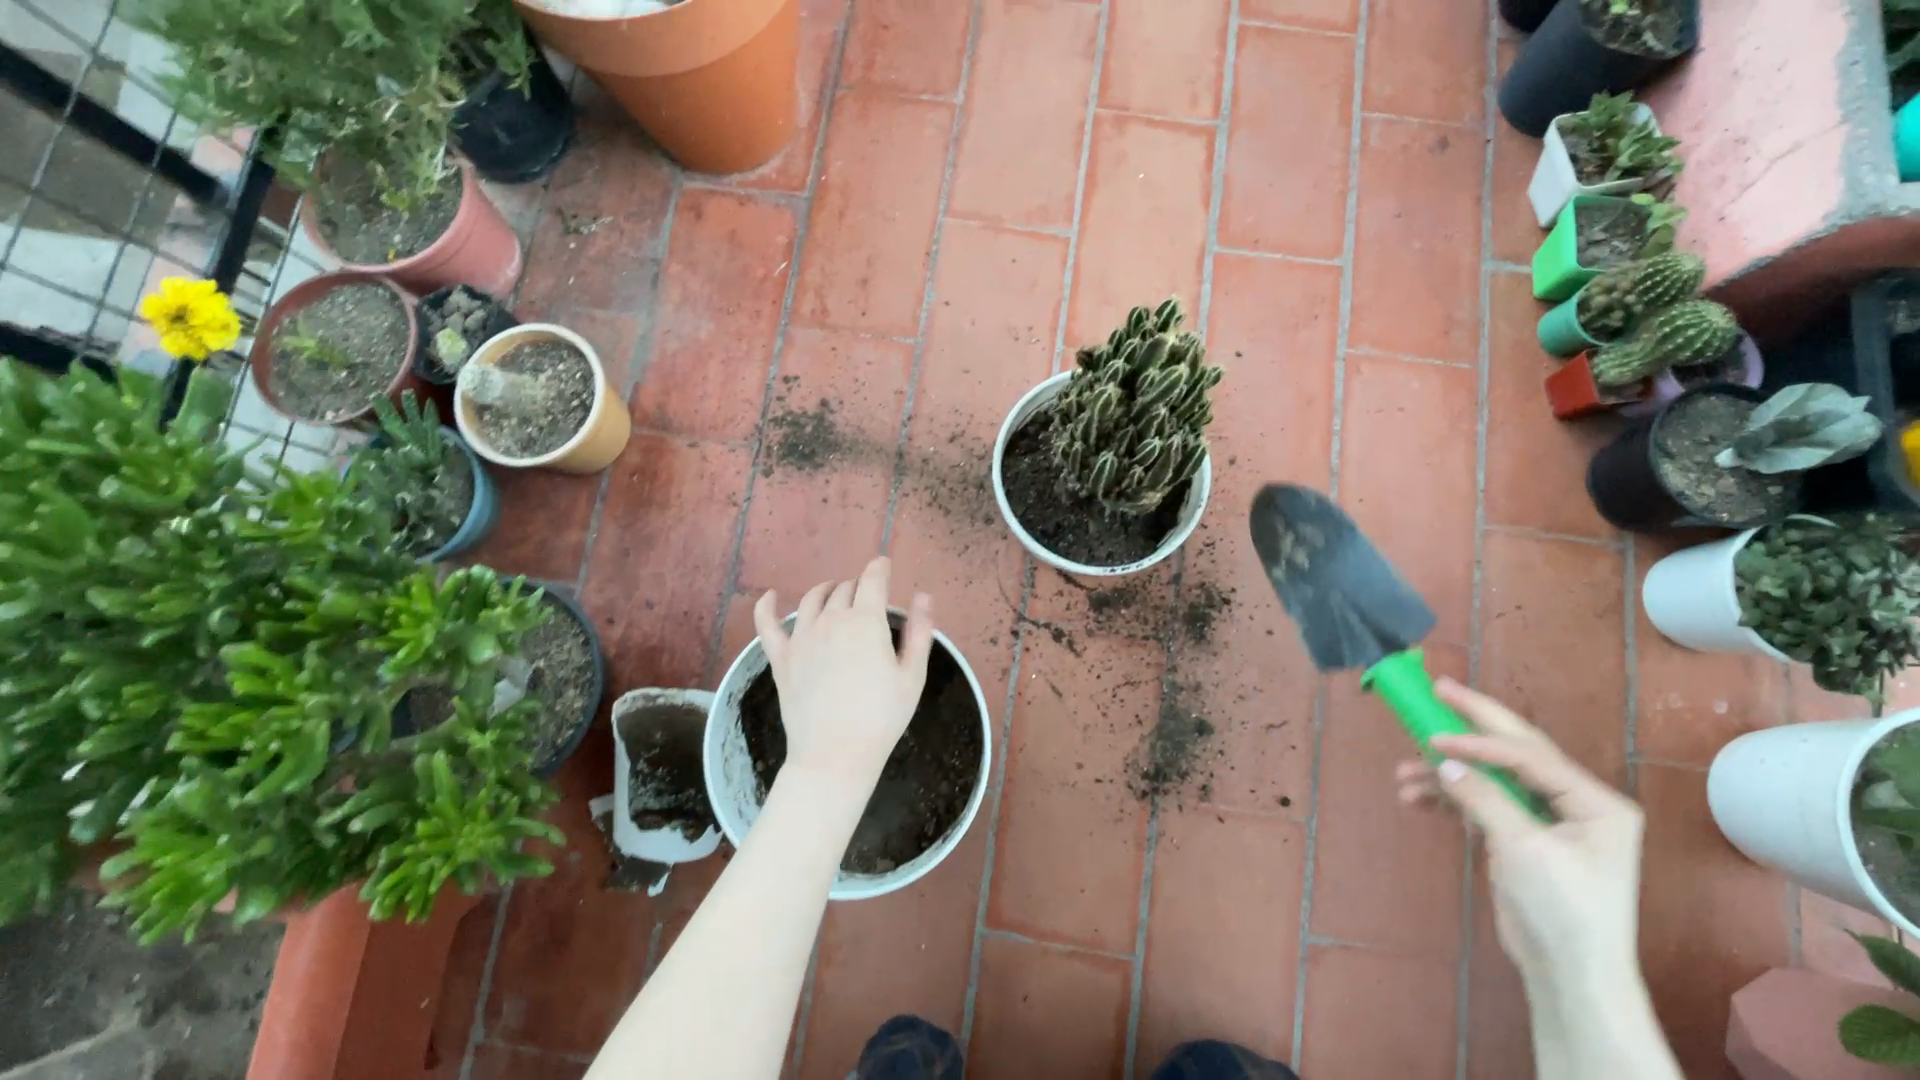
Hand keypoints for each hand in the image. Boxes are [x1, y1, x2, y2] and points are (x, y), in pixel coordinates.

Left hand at [753, 557, 933, 784]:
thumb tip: (922, 595)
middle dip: (858, 586)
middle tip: (868, 597)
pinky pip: (767, 624)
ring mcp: (801, 637)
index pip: (873, 580)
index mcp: (866, 621)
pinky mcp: (781, 658)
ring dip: (826, 590)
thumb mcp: (912, 675)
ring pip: (812, 599)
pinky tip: (769, 596)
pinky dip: (767, 606)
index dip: (880, 568)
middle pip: (844, 589)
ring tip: (835, 592)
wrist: (835, 754)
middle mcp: (831, 620)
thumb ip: (919, 631)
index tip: (884, 565)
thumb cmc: (882, 717)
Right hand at [1395, 679, 1644, 994]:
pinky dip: (1449, 800)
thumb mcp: (1524, 850)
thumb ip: (1485, 800)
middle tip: (1436, 690)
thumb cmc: (1563, 909)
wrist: (1569, 973)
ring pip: (1490, 779)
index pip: (1529, 756)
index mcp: (1595, 801)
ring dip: (1447, 775)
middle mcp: (1575, 802)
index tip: (1434, 736)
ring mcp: (1547, 820)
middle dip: (1471, 725)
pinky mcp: (1521, 838)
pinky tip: (1416, 798)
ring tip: (1403, 773)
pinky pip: (1481, 804)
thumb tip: (1444, 763)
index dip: (1479, 741)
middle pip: (1514, 751)